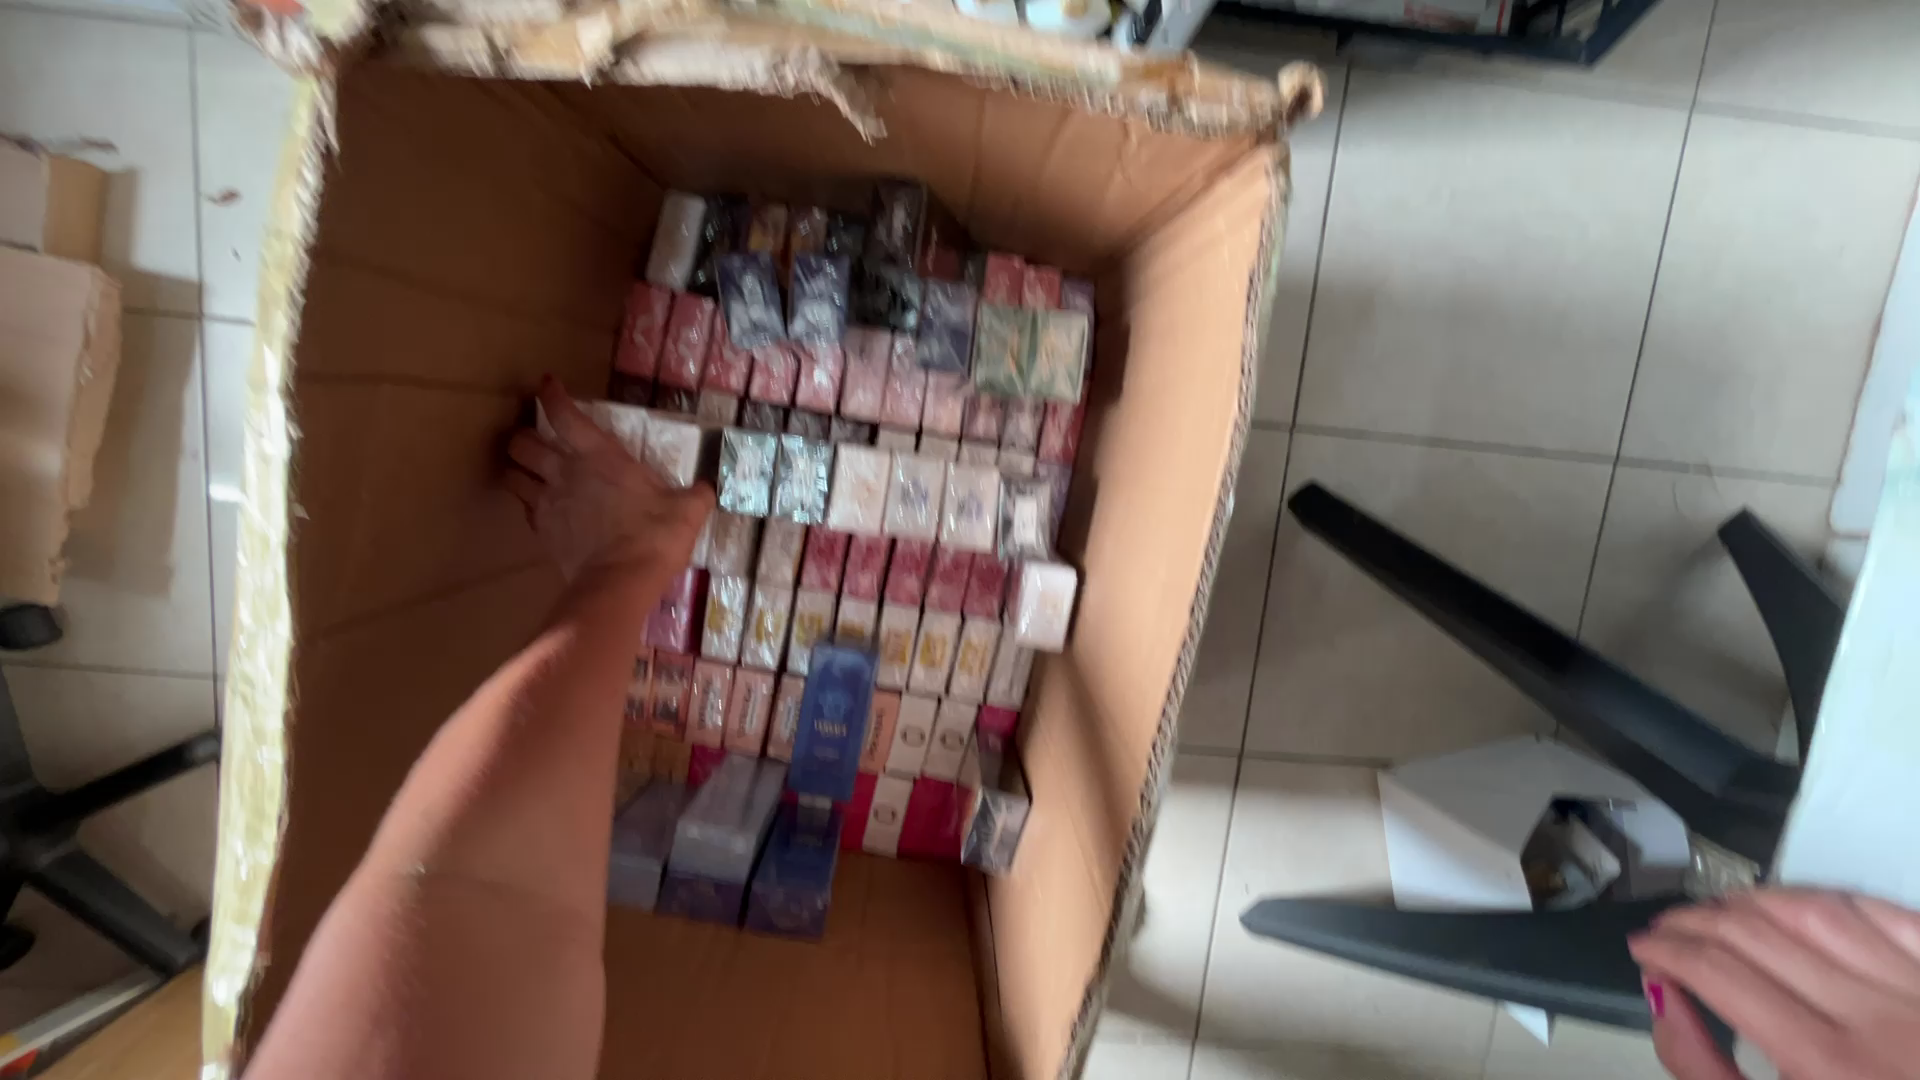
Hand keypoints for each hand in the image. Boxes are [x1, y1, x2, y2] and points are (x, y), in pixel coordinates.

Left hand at [505, 377, 713, 581]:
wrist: (621, 582)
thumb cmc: (655, 536)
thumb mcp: (689, 511)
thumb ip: (696, 494)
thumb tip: (707, 488)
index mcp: (600, 456)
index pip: (565, 414)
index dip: (553, 395)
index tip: (549, 385)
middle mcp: (565, 472)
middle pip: (522, 442)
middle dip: (524, 436)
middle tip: (538, 439)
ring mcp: (548, 503)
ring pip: (512, 474)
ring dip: (518, 470)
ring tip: (530, 472)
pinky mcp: (542, 532)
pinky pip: (525, 509)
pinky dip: (530, 503)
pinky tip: (546, 509)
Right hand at [1630, 888, 1919, 1079]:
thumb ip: (1702, 1068)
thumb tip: (1661, 995)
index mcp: (1831, 1066)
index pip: (1711, 968)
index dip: (1660, 948)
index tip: (1645, 951)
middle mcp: (1884, 1022)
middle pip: (1749, 931)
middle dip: (1688, 920)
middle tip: (1668, 931)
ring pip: (1809, 909)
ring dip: (1747, 902)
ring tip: (1723, 916)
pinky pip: (1882, 913)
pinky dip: (1827, 901)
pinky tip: (1799, 915)